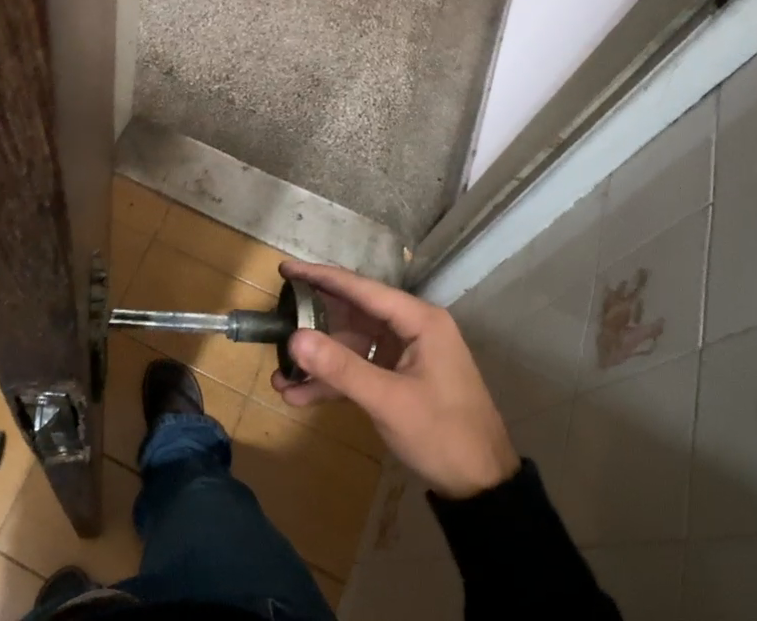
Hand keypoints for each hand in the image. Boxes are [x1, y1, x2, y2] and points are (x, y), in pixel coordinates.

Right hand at [272, 260, 518, 498]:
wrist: (481, 487)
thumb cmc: (443, 434)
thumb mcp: (388, 400)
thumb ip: (340, 368)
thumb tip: (294, 338)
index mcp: (420, 321)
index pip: (362, 289)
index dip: (321, 278)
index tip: (284, 270)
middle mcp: (412, 330)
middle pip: (353, 315)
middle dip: (313, 324)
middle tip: (274, 320)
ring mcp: (405, 356)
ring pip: (352, 346)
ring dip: (318, 361)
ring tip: (279, 375)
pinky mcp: (399, 380)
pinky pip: (359, 370)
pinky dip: (333, 382)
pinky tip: (299, 396)